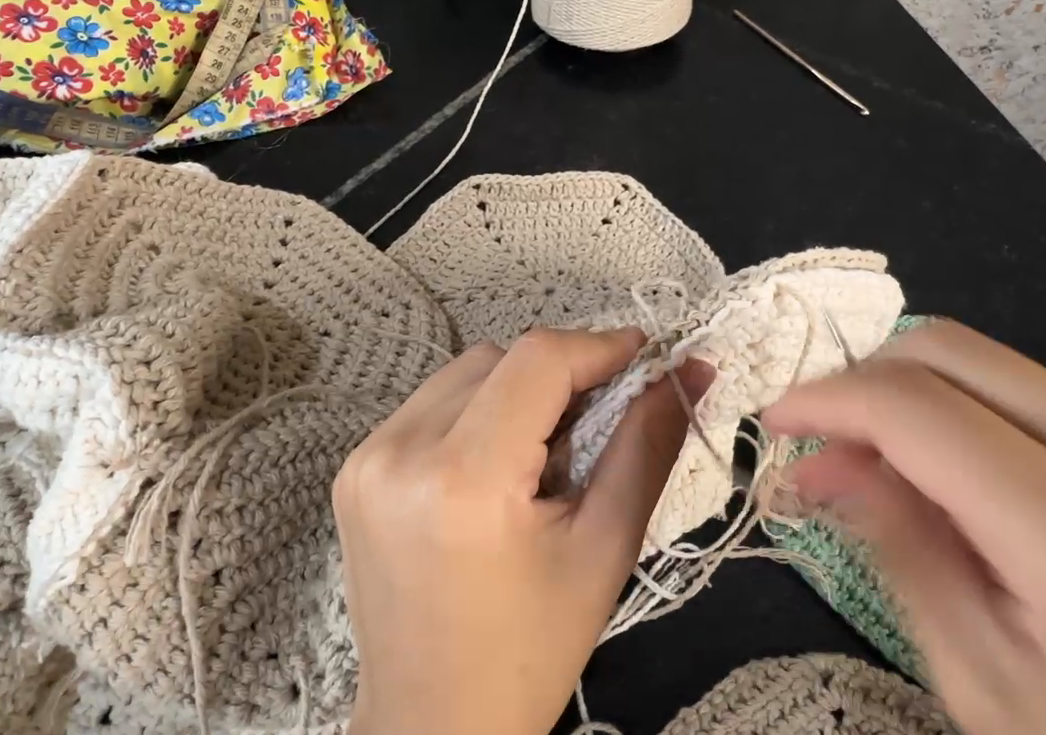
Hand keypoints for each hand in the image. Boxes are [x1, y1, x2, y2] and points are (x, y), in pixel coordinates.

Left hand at [334, 328, 711, 734]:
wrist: (433, 721)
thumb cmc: (532, 648)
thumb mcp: (605, 547)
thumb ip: (648, 444)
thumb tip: (692, 367)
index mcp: (465, 480)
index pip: (538, 360)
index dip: (600, 347)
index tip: (647, 361)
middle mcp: (400, 452)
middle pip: (501, 359)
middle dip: (561, 377)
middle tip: (596, 427)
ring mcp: (366, 457)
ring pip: (465, 372)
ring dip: (516, 392)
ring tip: (541, 457)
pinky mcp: (353, 467)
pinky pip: (431, 403)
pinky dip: (476, 413)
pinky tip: (495, 469)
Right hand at [763, 320, 1045, 734]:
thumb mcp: (988, 685)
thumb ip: (902, 549)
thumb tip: (826, 461)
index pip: (916, 408)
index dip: (827, 399)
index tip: (772, 420)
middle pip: (957, 353)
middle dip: (867, 380)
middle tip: (818, 441)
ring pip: (1000, 374)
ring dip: (920, 404)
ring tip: (881, 475)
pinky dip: (979, 428)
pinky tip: (966, 493)